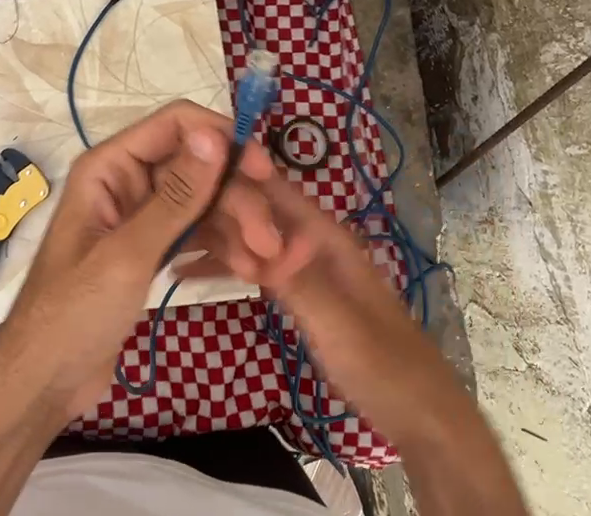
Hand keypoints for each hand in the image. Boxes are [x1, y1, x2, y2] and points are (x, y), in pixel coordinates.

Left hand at [0, 100, 280, 420]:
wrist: (46, 379)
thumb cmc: (74, 312)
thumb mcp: (129, 254)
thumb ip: (176, 197)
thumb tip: (214, 136)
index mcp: (109, 166)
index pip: (176, 125)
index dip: (223, 139)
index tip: (264, 172)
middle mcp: (126, 180)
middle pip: (197, 167)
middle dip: (237, 198)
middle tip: (271, 242)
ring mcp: (140, 216)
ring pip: (203, 201)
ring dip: (237, 227)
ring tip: (269, 264)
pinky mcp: (151, 248)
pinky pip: (196, 231)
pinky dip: (222, 246)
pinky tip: (250, 269)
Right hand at [173, 168, 417, 403]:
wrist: (423, 419)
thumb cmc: (386, 369)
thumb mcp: (339, 326)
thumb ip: (297, 280)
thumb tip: (251, 234)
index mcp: (329, 240)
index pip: (277, 192)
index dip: (238, 176)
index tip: (189, 170)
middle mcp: (316, 245)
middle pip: (260, 213)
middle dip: (217, 209)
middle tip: (166, 216)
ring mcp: (308, 270)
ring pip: (254, 240)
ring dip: (217, 238)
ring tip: (166, 240)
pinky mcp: (303, 296)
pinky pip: (258, 269)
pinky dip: (228, 268)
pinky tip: (190, 273)